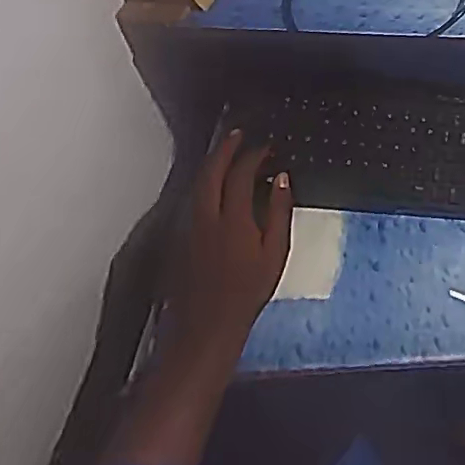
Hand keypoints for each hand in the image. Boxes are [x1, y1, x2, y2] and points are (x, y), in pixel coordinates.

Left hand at [162, 130, 293, 361]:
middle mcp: (208, 217)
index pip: (242, 173)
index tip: (266, 148)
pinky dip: (206, 182)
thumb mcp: (275, 254)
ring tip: (227, 153)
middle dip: (225, 148)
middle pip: (212, 170)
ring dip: (213, 163)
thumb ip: (280, 212)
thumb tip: (282, 179)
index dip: (254, 155)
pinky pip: (193, 198)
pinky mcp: (181, 236)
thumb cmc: (247, 294)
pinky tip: (216, 185)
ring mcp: (190, 226)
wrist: (205, 329)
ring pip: (199, 183)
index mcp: (234, 220)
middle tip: (238, 135)